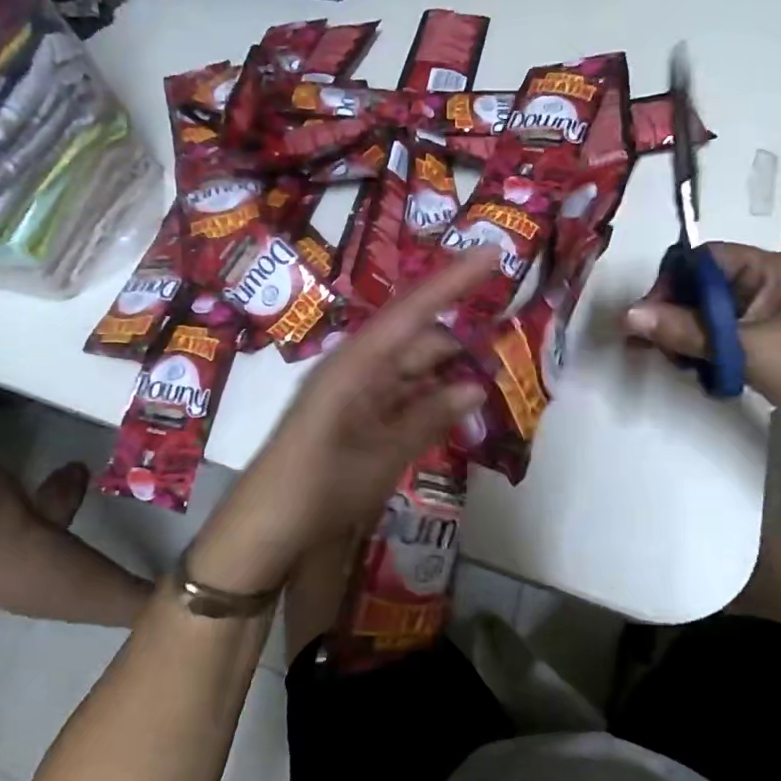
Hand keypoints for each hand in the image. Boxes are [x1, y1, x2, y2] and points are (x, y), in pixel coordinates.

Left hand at [185, 248, 498, 593]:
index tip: (494, 254)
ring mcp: (358, 392)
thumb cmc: (320, 486)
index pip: (413, 311)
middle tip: (511, 346)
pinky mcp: (359, 415)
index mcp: (356, 364)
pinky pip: (404, 395)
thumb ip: (428, 418)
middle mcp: (358, 367)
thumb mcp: (381, 456)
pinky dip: (432, 399)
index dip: (454, 281)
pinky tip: (460, 410)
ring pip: (415, 369)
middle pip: (419, 339)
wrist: (269, 527)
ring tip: (496, 381)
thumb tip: (476, 386)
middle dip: (463, 340)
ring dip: (451, 374)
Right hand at [622, 243, 780, 446]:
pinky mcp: (778, 346)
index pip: (706, 258)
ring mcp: (777, 317)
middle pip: (708, 287)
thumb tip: (628, 314)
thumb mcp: (747, 350)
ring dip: (691, 337)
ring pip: (717, 316)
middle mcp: (774, 285)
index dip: (670, 282)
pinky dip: (711, 353)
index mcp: (775, 269)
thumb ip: (686, 330)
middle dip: (676, 314)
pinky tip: (701, 375)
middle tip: (651, 348)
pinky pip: (731, 339)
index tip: (645, 318)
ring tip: (677, 365)